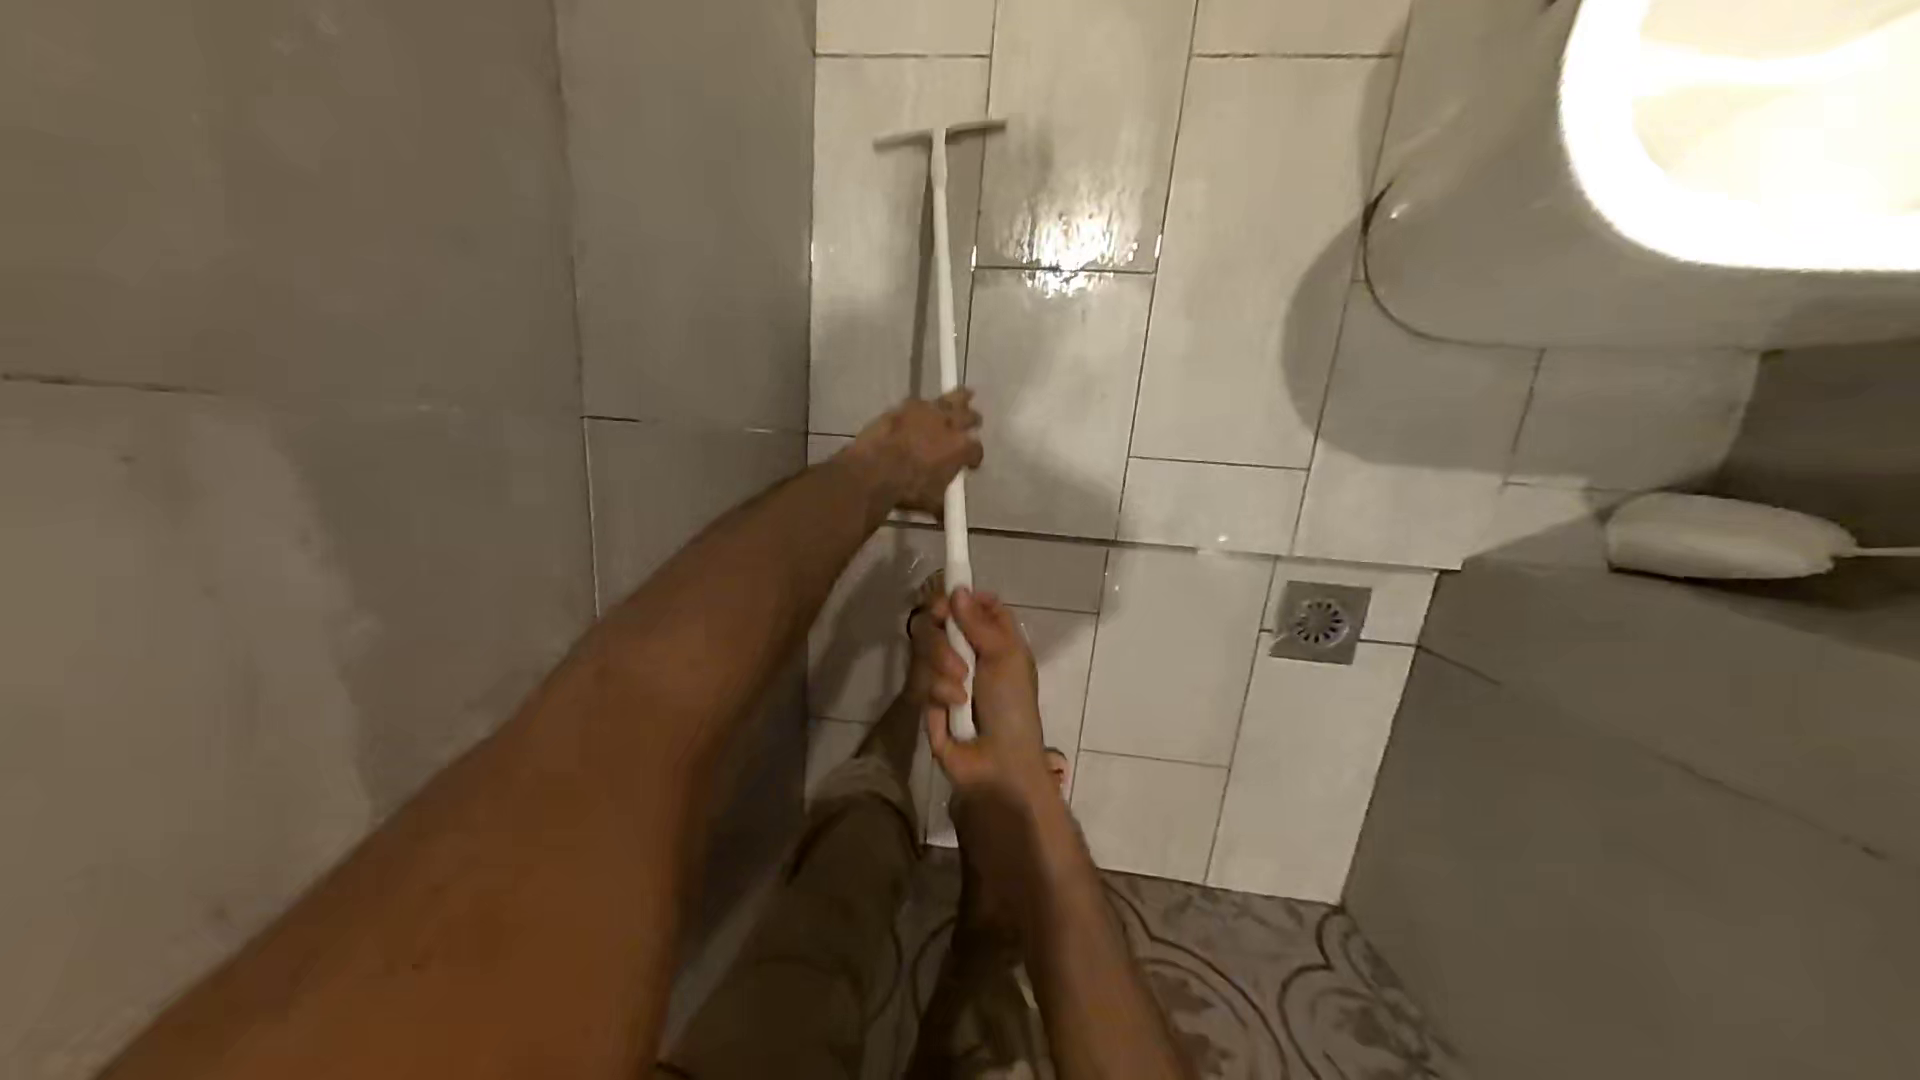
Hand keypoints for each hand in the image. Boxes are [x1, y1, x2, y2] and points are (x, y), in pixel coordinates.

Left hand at [842, 389, 983, 513]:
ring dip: (959, 398)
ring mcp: (927, 412)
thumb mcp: (930, 503)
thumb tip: (941, 515)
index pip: (976, 450)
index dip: (975, 457)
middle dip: (973, 419)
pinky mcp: (906, 406)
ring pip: (951, 398)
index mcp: (960, 449)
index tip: (971, 463)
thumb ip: (941, 503)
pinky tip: (922, 408)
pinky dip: (923, 406)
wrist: (875, 470)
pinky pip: (920, 402)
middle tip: (975, 420)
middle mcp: (949, 425)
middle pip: (969, 416)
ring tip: (966, 394)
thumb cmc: (908, 489)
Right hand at [921, 588, 1054, 806]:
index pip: (967, 603)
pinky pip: (919, 680)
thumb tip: (957, 589)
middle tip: (960, 664)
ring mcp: (943, 673)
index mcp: (992, 638)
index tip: (948, 604)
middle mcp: (966, 650)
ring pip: (923, 649)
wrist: (998, 763)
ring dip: (943, 671)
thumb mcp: (1005, 658)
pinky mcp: (926, 697)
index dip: (956, 598)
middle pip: (936, 622)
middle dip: (943, 642)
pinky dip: (938, 694)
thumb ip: (979, 622)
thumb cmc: (1013, 707)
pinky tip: (953, 712)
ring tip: (961, 696)